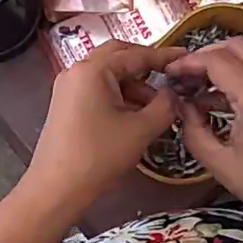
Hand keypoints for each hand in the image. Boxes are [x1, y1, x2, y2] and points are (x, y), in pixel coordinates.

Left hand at [19, 41, 185, 211]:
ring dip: (133, 85)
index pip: (135, 54)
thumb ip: (164, 105)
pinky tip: (135, 116)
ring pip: (107, 75)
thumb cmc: (99, 155)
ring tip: (156, 108)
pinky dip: (118, 96)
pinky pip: (96, 90)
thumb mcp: (141, 130)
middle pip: (117, 57)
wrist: (56, 188)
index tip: (186, 56)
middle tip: (170, 77)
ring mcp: (67, 88)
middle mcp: (76, 71)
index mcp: (93, 70)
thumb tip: (173, 93)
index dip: (164, 55)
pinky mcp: (65, 105)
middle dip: (145, 66)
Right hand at [168, 38, 242, 232]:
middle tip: (183, 75)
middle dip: (206, 54)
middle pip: (237, 46)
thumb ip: (193, 130)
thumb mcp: (220, 164)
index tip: (169, 73)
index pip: (218, 62)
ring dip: (222, 63)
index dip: (189, 62)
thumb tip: (181, 105)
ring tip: (196, 88)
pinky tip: (218, 100)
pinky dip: (237, 75)